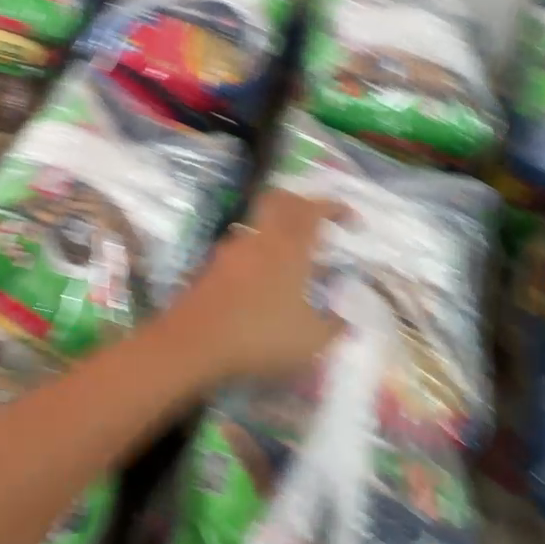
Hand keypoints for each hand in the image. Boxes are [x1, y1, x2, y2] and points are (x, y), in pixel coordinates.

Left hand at [159, 192, 343, 382]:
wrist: (194, 341)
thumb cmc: (260, 336)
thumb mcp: (310, 341)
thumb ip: (332, 327)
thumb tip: (343, 320)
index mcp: (289, 247)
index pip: (313, 210)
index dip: (334, 207)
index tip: (350, 219)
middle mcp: (260, 238)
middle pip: (280, 201)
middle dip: (302, 204)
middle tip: (319, 222)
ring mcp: (231, 249)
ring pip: (259, 225)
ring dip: (279, 232)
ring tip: (294, 260)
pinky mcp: (212, 266)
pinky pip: (243, 249)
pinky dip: (259, 255)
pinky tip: (265, 283)